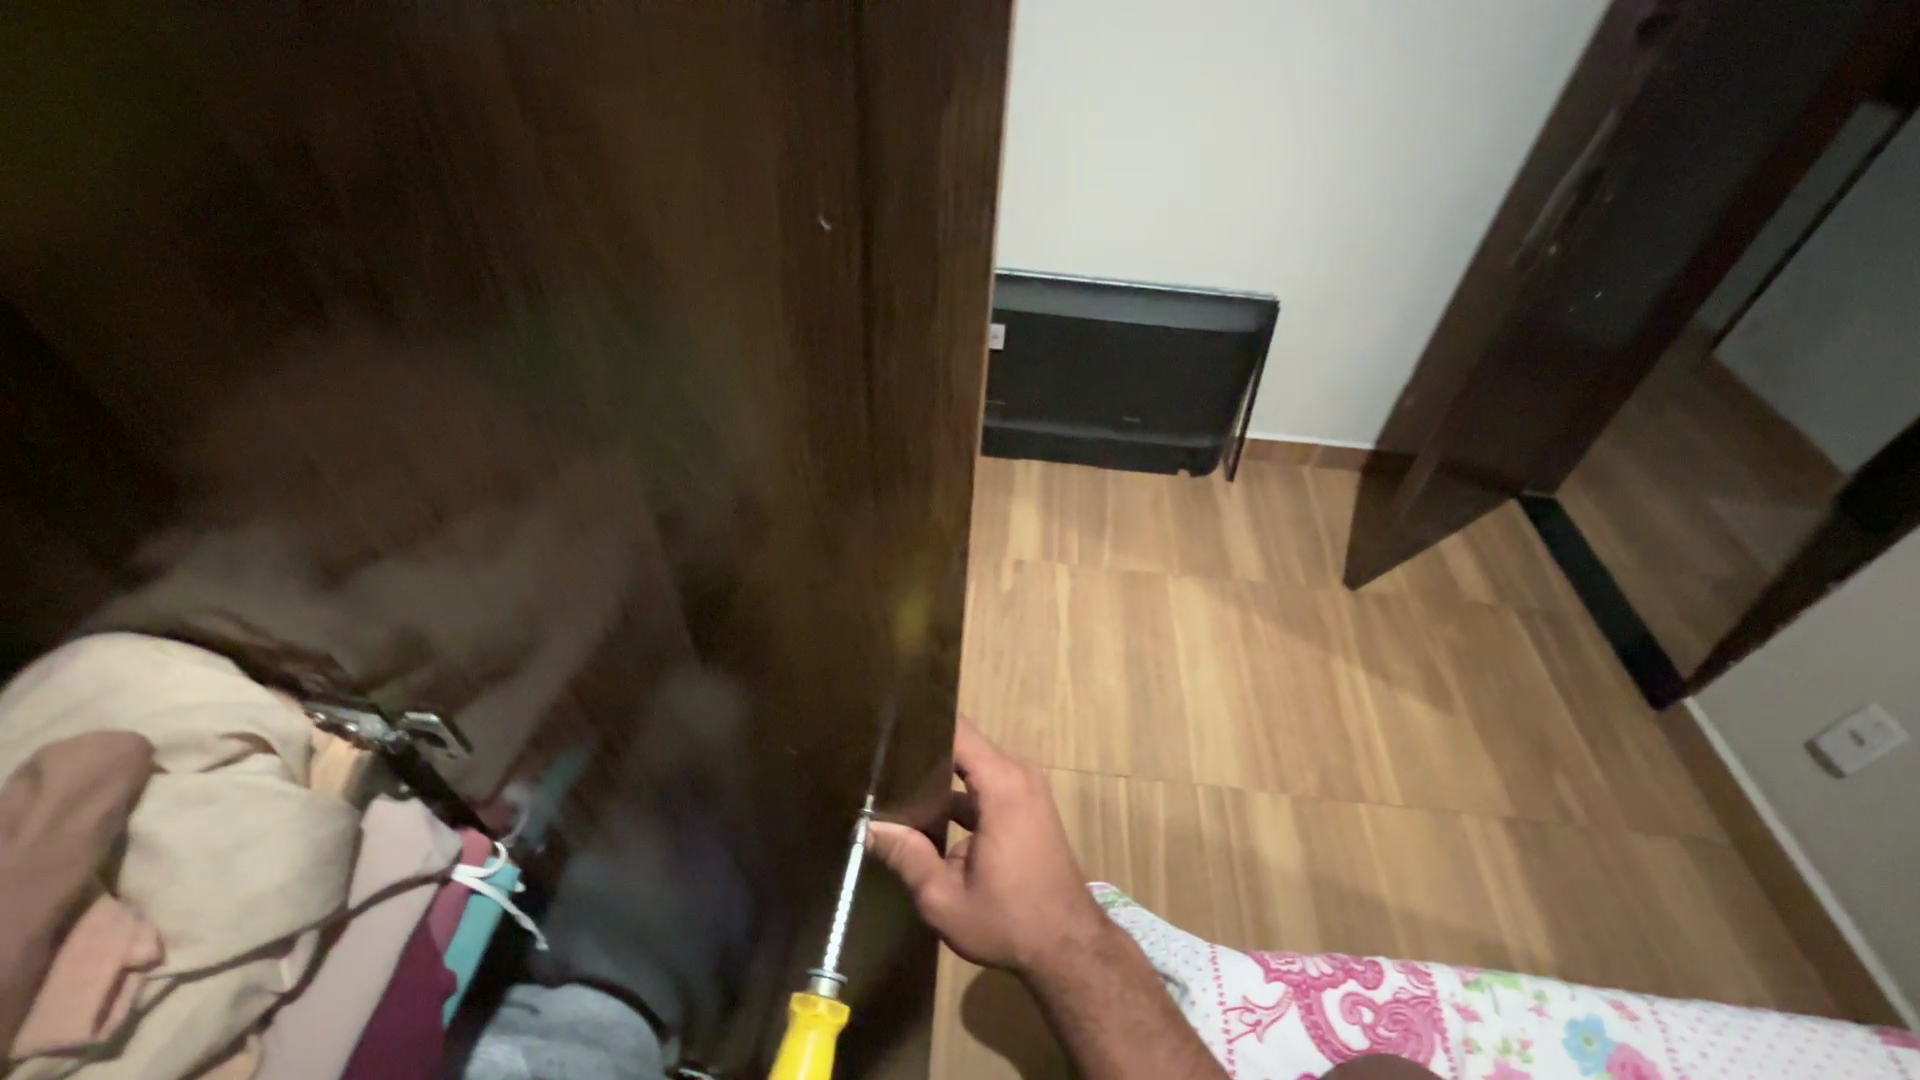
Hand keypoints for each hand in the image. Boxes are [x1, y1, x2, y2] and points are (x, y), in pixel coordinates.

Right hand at [865, 719, 1111, 975]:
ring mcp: (1024, 789)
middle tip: (876, 760)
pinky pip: (984, 785)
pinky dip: (955, 795)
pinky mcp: (1024, 806)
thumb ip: (906, 855)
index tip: (884, 727)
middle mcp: (1017, 774)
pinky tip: (920, 813)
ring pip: (971, 766)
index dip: (920, 724)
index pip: (957, 730)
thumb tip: (867, 828)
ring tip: (888, 783)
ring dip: (936, 775)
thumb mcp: (944, 897)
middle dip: (921, 751)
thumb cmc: (1009, 921)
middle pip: (961, 744)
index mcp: (1002, 784)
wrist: (1069, 948)